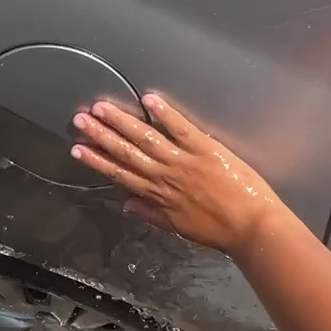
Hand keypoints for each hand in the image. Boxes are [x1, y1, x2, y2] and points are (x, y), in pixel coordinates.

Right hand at [71, 93, 290, 258]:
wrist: (253, 228)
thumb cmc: (218, 231)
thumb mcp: (179, 228)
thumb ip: (151, 214)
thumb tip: (126, 204)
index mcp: (157, 194)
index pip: (120, 173)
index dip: (97, 160)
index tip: (77, 148)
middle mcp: (164, 175)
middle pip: (125, 151)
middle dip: (100, 135)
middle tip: (80, 120)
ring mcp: (183, 160)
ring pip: (145, 137)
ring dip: (122, 121)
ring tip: (101, 107)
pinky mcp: (205, 149)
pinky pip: (181, 128)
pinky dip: (165, 114)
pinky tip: (149, 99)